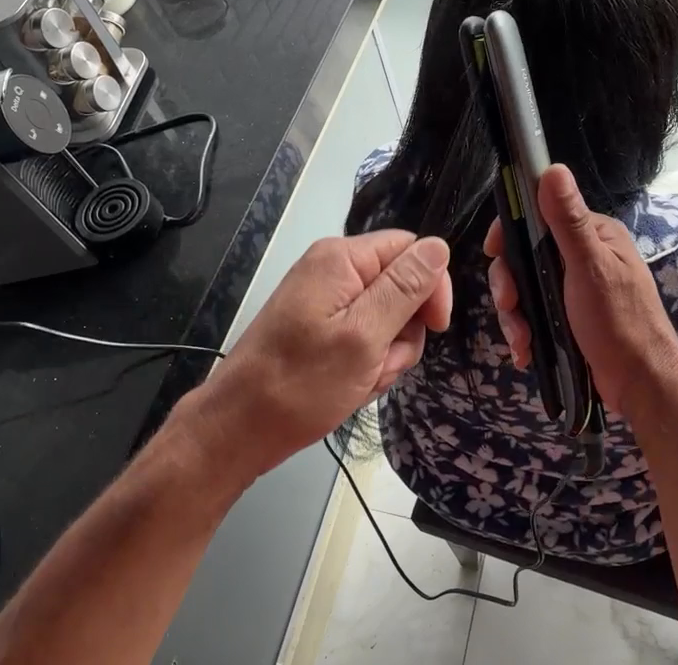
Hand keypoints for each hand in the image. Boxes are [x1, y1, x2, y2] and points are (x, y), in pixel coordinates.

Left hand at [206, 232, 452, 475]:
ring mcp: (324, 300)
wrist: (238, 430)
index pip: (412, 248)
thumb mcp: (364, 336)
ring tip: (359, 380)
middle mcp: (333, 269)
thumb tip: (439, 246)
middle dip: (403, 331)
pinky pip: (364, 336)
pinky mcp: (320, 328)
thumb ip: (405, 288)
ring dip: (385, 354)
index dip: (431, 286)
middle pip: (401, 285)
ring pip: (388, 318)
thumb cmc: (300, 384)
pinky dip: (366, 363)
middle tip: (378, 364)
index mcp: (342, 258)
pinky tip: (349, 386)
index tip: (435, 328)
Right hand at [484, 165, 677, 414]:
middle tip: (509, 307)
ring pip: (526, 288)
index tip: (494, 253)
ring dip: (515, 314)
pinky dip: (525, 331)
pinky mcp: (568, 317)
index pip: (539, 215)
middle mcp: (582, 255)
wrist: (642, 385)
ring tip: (520, 341)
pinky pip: (534, 314)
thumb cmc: (619, 321)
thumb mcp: (590, 267)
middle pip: (525, 255)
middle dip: (510, 284)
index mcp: (593, 234)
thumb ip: (569, 220)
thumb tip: (552, 167)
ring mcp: (574, 288)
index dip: (511, 231)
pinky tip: (525, 352)